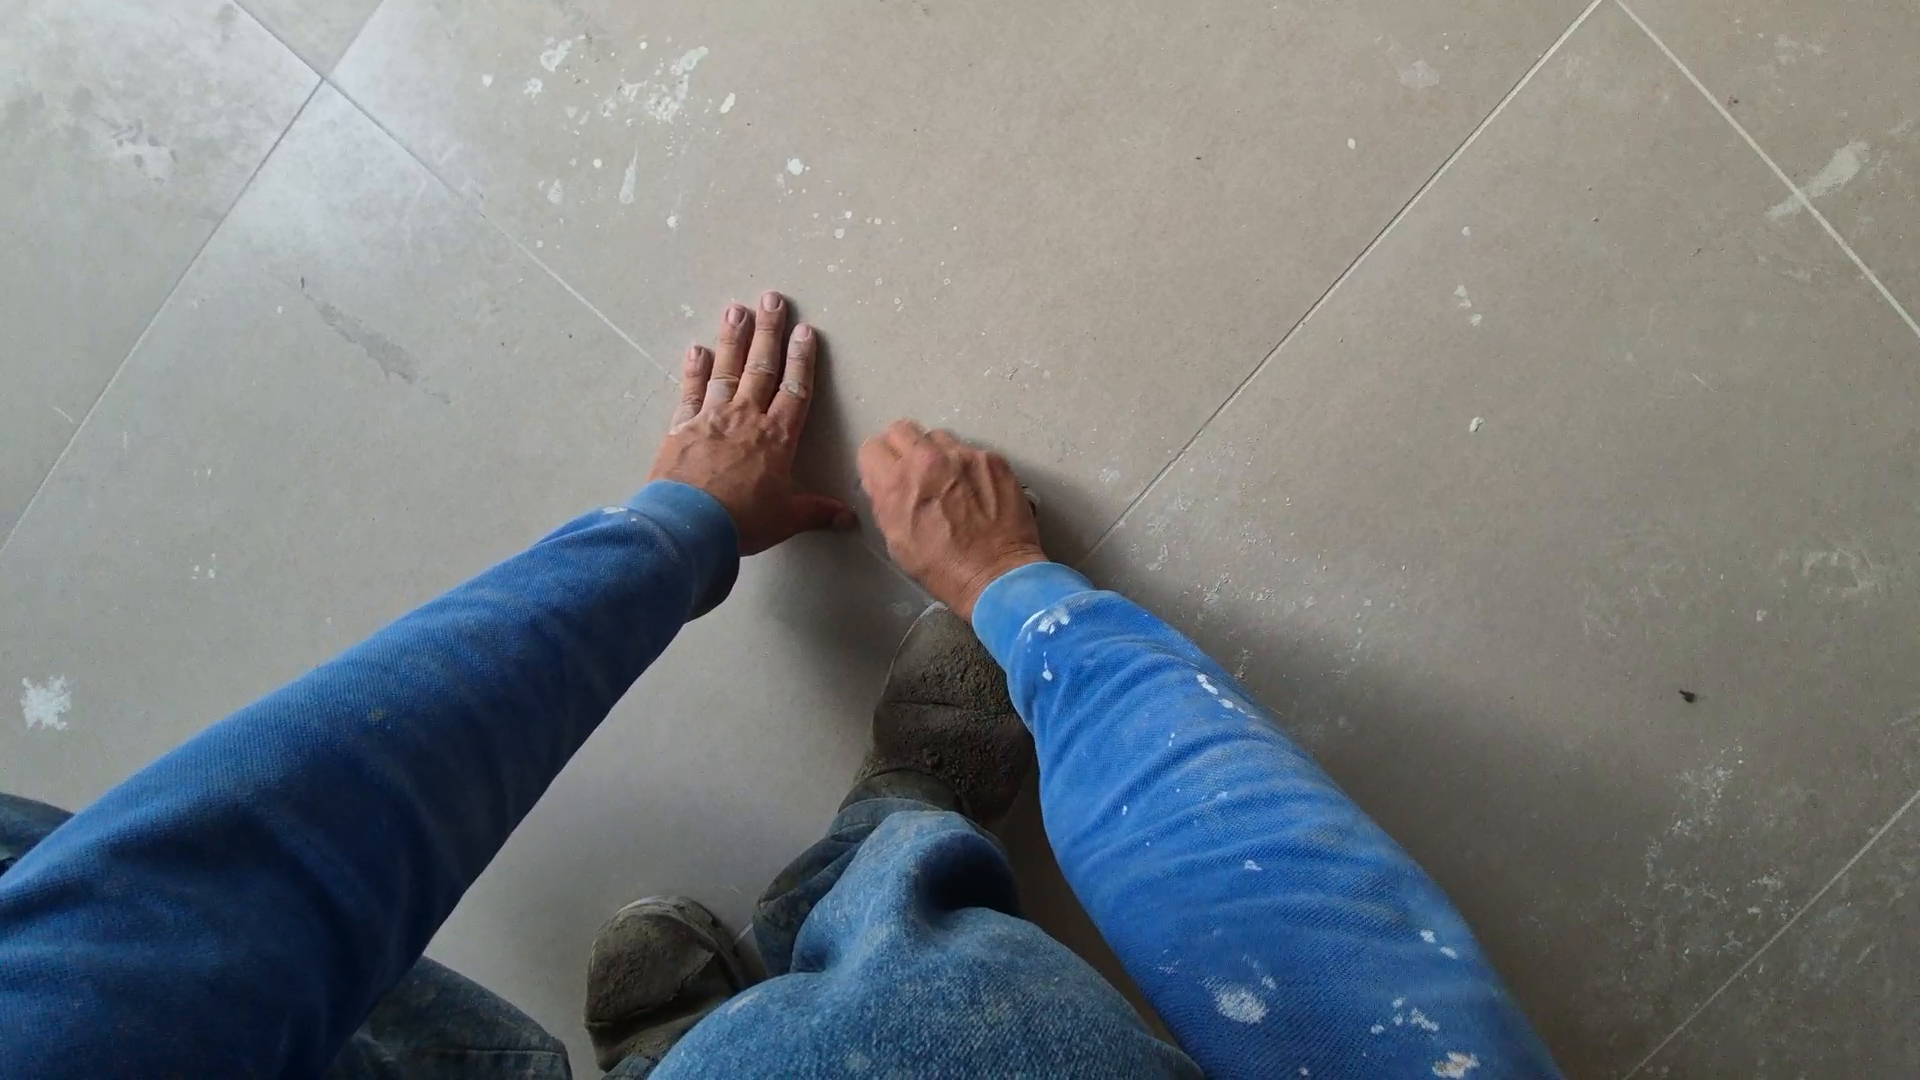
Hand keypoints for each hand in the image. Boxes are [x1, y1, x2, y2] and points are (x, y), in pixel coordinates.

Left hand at [649, 292, 855, 554]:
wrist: (690, 524)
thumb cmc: (745, 519)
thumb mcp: (787, 517)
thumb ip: (818, 512)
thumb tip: (850, 520)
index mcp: (778, 437)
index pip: (796, 389)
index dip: (802, 360)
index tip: (805, 331)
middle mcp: (747, 418)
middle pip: (762, 367)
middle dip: (769, 332)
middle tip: (772, 299)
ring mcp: (713, 418)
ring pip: (727, 370)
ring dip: (733, 339)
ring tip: (737, 308)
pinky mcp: (682, 426)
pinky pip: (691, 392)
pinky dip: (694, 370)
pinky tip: (697, 349)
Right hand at [857, 422, 1046, 618]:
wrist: (996, 575)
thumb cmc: (942, 567)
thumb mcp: (895, 540)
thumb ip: (884, 501)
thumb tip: (883, 482)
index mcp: (897, 482)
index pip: (872, 448)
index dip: (877, 464)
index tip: (886, 474)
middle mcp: (928, 460)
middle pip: (902, 429)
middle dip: (902, 448)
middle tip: (914, 471)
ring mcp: (964, 456)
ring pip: (937, 437)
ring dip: (936, 454)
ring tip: (948, 481)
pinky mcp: (992, 460)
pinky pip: (970, 451)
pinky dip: (968, 466)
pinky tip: (975, 490)